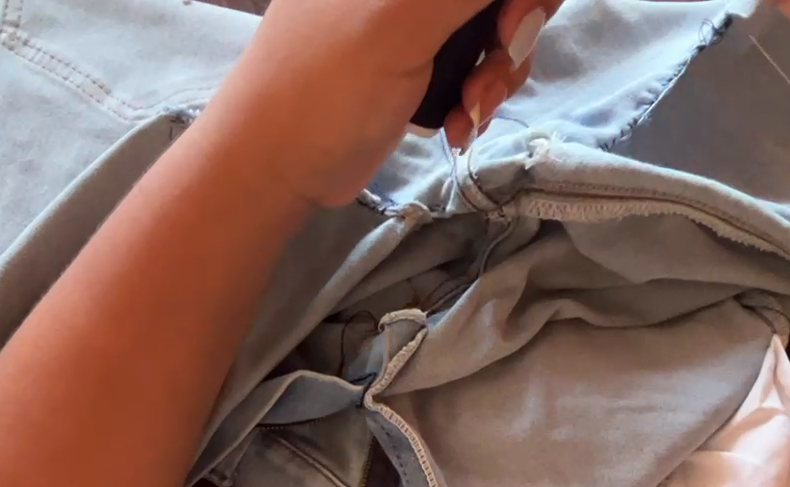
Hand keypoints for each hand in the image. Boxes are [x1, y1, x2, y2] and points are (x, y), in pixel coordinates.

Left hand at [205, 0, 558, 206]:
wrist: (278, 166)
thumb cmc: (329, 86)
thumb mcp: (404, 18)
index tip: (509, 26)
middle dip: (511, 34)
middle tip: (489, 72)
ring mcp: (414, 18)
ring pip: (494, 29)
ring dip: (496, 76)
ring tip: (469, 111)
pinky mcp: (416, 65)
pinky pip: (473, 68)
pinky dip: (476, 99)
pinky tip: (457, 127)